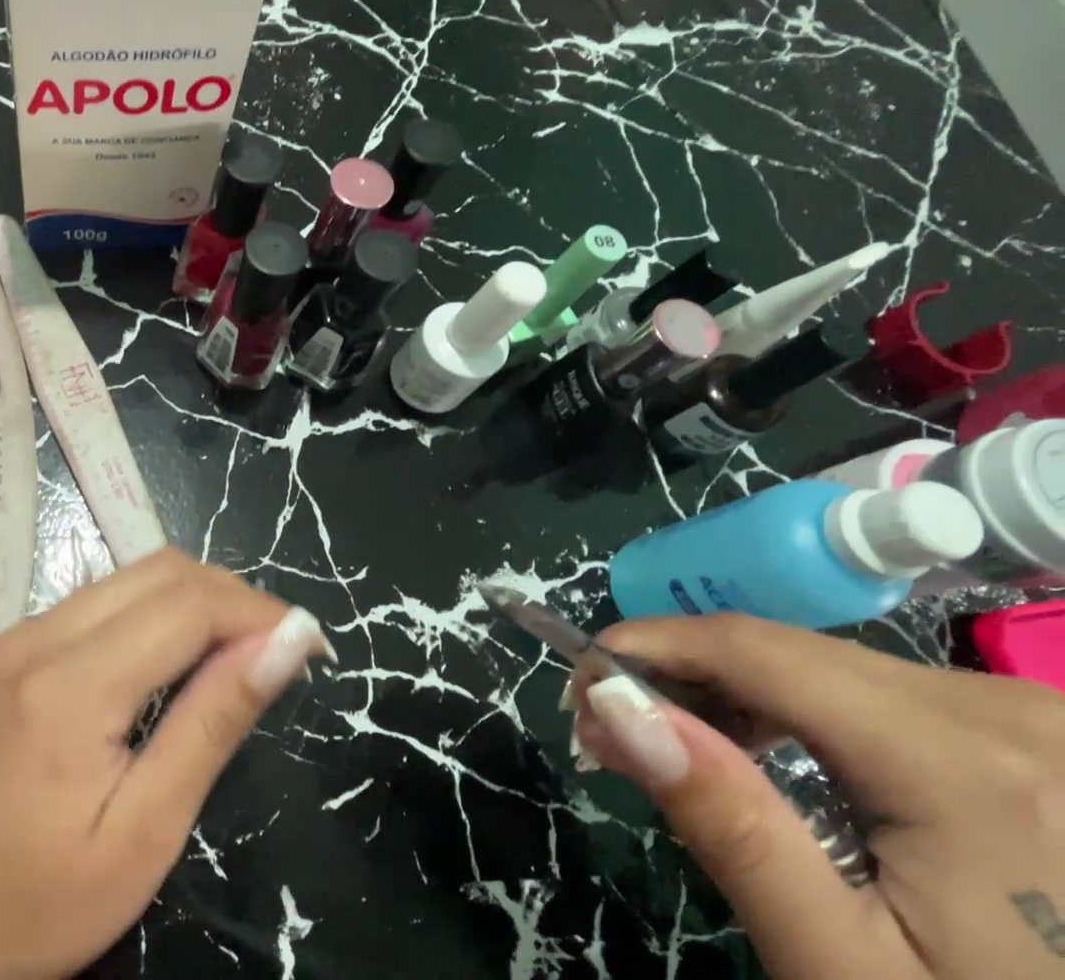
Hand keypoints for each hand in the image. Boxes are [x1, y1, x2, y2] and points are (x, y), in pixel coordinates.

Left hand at [0, 548, 333, 979]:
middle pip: (158, 573)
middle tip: (280, 656)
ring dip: (195, 603)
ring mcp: (16, 640)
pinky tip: (176, 665)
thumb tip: (286, 643)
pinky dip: (153, 616)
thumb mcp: (144, 831)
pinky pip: (97, 605)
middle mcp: (36, 638)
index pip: (187, 604)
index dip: (260, 613)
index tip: (312, 650)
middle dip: (232, 599)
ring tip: (239, 660)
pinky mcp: (9, 655)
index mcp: (69, 683)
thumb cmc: (40, 901)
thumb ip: (212, 724)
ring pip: (128, 580)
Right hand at [569, 613, 1064, 979]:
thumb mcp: (842, 960)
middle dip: (682, 678)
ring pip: (829, 664)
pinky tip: (775, 754)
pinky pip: (879, 687)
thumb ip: (731, 828)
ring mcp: (1033, 716)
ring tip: (685, 754)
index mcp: (967, 767)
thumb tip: (612, 706)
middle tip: (615, 742)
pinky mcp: (1033, 731)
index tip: (577, 690)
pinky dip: (800, 708)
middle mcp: (1010, 710)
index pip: (757, 649)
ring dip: (737, 694)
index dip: (646, 646)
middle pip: (790, 652)